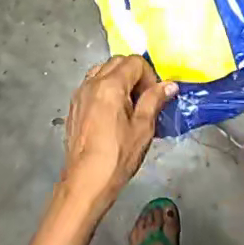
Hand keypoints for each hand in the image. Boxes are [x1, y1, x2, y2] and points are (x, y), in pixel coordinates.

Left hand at [61, 56, 174, 203]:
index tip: (155, 96)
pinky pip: (92, 85)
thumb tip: (169, 85)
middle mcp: (91, 84)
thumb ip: (155, 100)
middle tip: (145, 98)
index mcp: (110, 85)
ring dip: (119, 79)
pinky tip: (113, 113)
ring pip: (103, 71)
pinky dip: (105, 88)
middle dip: (135, 74)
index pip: (135, 62)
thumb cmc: (117, 155)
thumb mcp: (143, 127)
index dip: (150, 76)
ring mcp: (79, 95)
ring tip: (129, 104)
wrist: (85, 183)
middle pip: (118, 62)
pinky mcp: (74, 108)